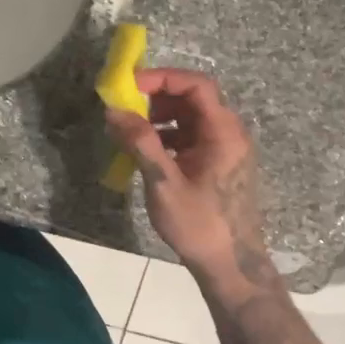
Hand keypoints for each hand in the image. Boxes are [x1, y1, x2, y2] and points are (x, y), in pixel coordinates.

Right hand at [105, 69, 269, 281]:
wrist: (230, 265)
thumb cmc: (200, 224)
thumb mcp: (164, 182)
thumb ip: (140, 143)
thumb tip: (114, 111)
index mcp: (224, 133)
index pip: (197, 86)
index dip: (162, 79)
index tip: (128, 87)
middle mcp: (229, 135)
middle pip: (193, 98)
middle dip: (155, 97)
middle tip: (124, 109)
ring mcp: (224, 150)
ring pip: (190, 117)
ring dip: (158, 117)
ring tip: (129, 132)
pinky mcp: (217, 165)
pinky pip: (190, 136)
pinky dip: (165, 135)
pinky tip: (145, 153)